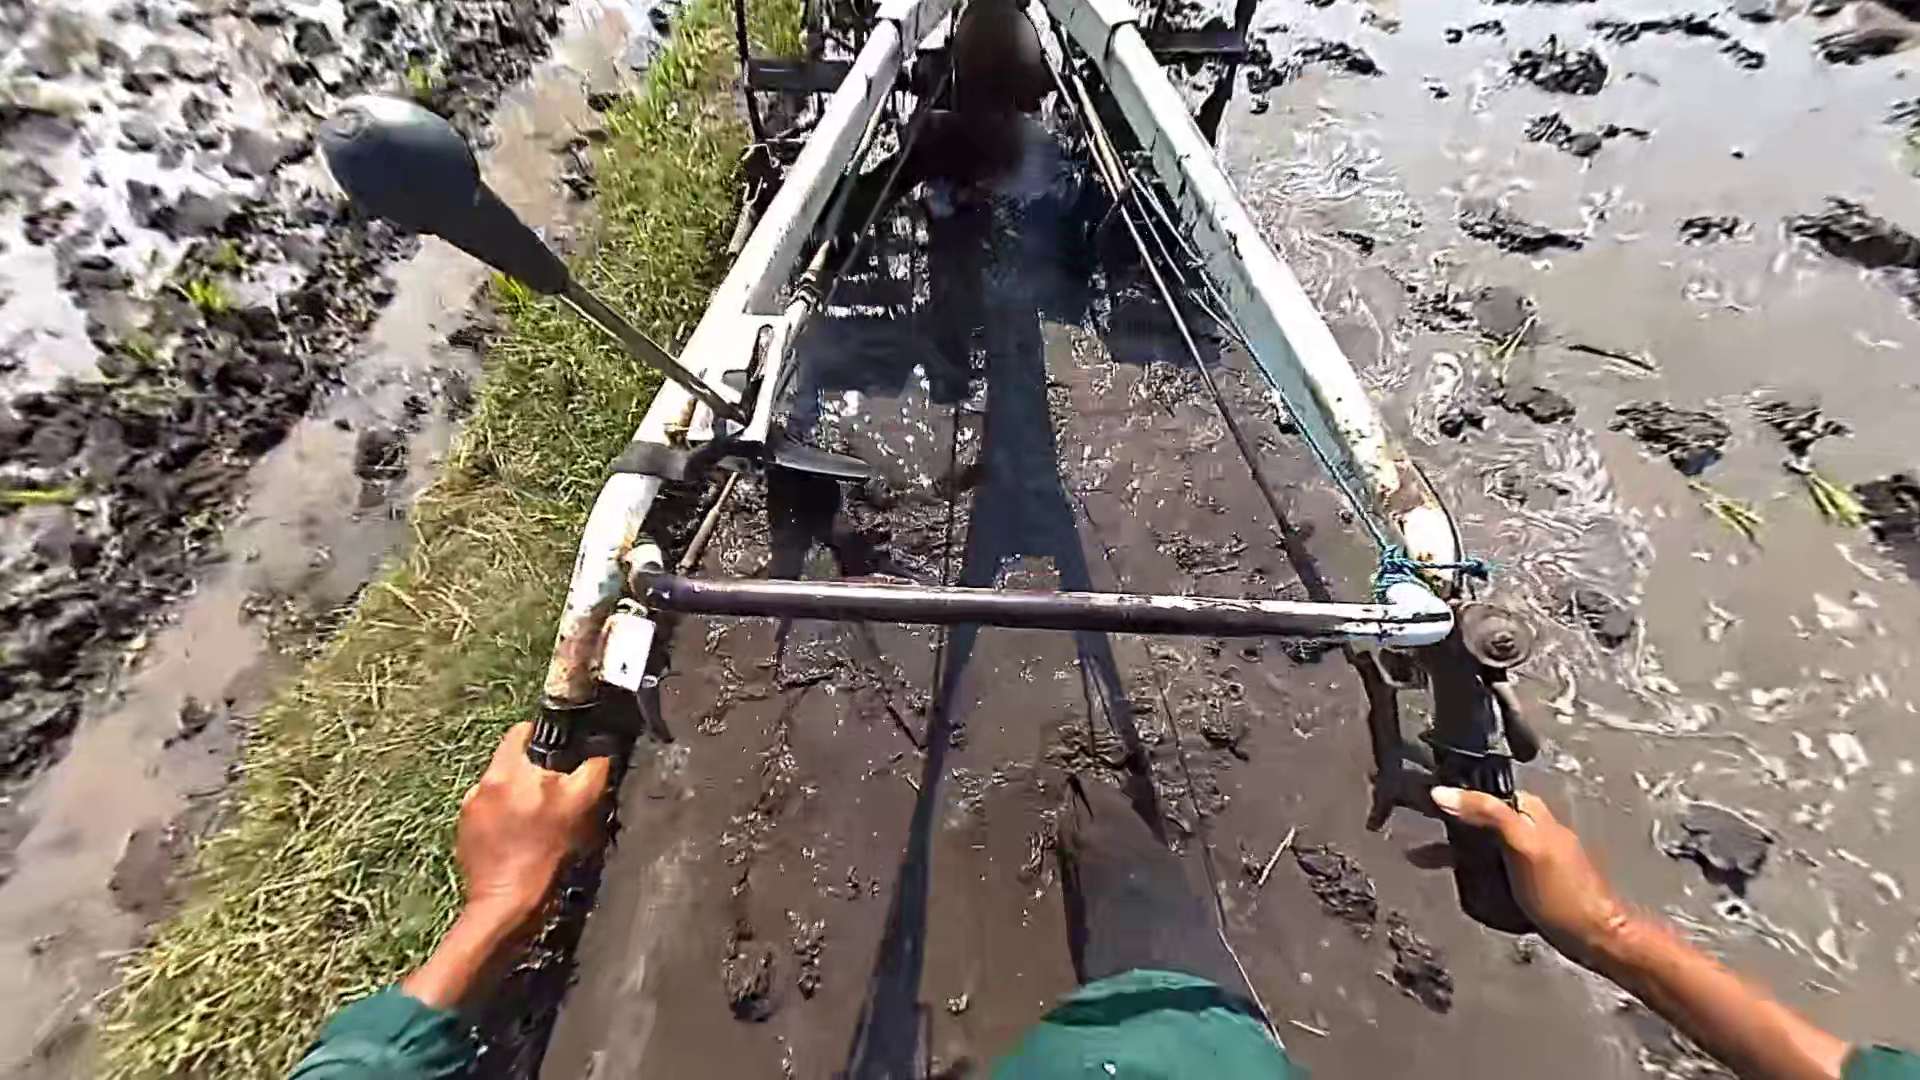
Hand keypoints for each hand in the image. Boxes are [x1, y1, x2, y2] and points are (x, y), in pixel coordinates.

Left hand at [455, 722, 610, 925]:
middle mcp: (480, 786)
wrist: (507, 901)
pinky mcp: (463, 835)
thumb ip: (594, 766)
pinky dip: (507, 815)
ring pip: (503, 787)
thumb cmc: (546, 846)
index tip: (564, 749)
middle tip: (559, 788)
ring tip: (541, 815)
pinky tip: (523, 833)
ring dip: (521, 793)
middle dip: (537, 769)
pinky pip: (491, 811)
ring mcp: (467, 812)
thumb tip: (600, 752)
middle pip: (515, 760)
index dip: (546, 733)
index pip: (522, 731)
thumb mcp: (583, 799)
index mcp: (506, 770)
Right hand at [1430, 787, 1632, 967]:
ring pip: (1467, 833)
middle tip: (1403, 814)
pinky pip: (1473, 855)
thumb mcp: (1525, 845)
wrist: (1599, 943)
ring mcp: (1516, 846)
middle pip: (1468, 808)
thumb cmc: (1563, 892)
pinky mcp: (1512, 870)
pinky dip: (1451, 856)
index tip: (1410, 792)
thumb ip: (1487, 813)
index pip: (1473, 784)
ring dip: (1440, 837)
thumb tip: (1438, 792)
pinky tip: (1429, 862)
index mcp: (1525, 806)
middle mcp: (1519, 820)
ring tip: (1412, 846)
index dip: (1441, 786)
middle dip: (1435, 812)